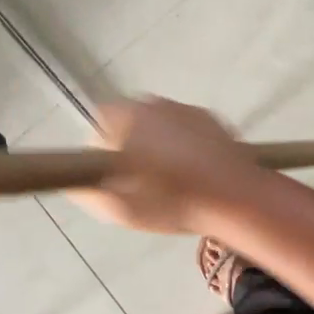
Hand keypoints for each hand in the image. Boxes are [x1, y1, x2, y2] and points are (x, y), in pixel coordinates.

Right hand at [64, 98, 257, 234]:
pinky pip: (190, 131)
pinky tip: (195, 175)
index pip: (101, 122)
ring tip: (173, 181)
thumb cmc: (173, 202)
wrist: (235, 198)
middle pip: (133, 121)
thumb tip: (79, 186)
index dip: (103, 149)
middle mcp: (156, 103)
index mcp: (128, 117)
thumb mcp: (122, 209)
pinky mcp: (214, 121)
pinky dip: (188, 147)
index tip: (113, 174)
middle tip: (143, 181)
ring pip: (163, 125)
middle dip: (133, 145)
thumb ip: (91, 193)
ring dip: (162, 146)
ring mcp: (188, 109)